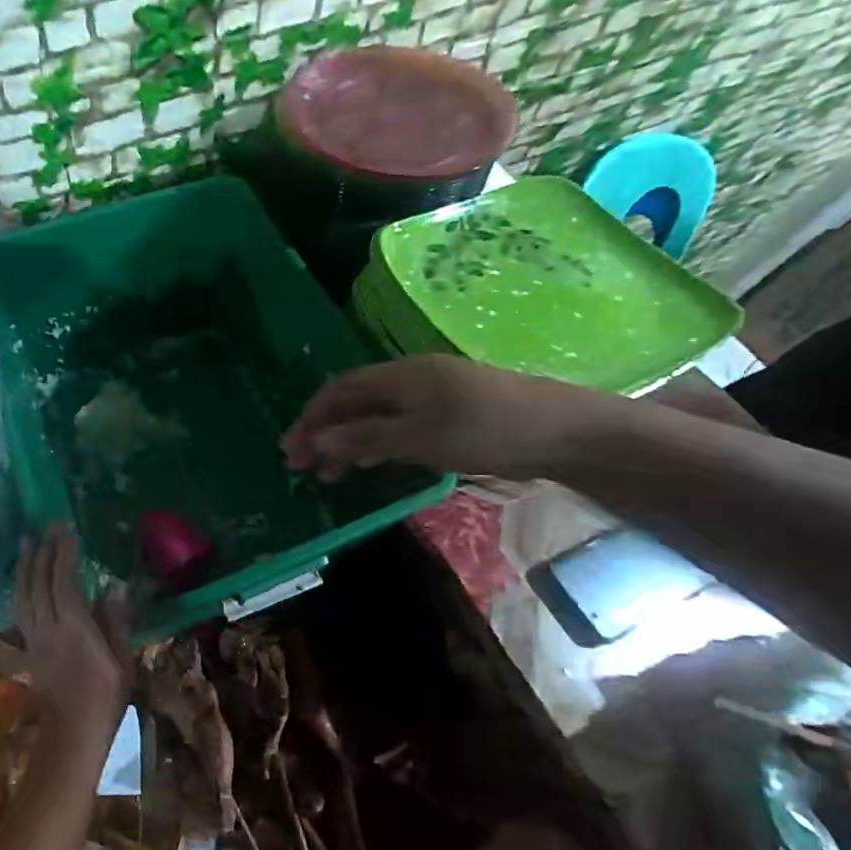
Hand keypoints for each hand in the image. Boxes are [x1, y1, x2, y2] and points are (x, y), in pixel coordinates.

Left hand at [16, 529, 133, 736]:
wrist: (72, 733)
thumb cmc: (105, 698)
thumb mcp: (122, 660)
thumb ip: (116, 620)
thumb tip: (115, 584)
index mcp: (73, 628)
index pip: (63, 582)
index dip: (63, 554)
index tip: (68, 530)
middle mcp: (48, 627)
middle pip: (38, 582)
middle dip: (42, 551)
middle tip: (48, 526)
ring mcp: (34, 637)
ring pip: (23, 593)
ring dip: (24, 565)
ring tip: (26, 541)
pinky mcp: (28, 647)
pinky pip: (20, 608)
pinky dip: (20, 586)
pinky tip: (23, 578)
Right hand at [280, 354, 629, 480]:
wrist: (560, 432)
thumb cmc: (485, 429)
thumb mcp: (419, 436)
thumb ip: (365, 437)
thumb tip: (318, 440)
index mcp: (400, 376)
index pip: (339, 391)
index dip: (310, 418)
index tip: (290, 450)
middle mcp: (410, 381)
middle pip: (353, 403)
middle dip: (323, 432)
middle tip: (301, 466)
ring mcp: (430, 398)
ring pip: (374, 416)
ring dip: (346, 441)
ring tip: (328, 473)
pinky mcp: (447, 417)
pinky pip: (396, 427)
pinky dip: (373, 444)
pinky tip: (368, 463)